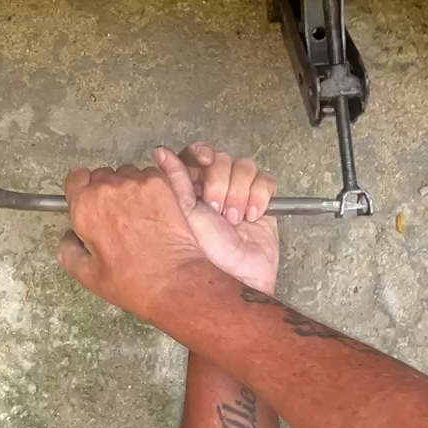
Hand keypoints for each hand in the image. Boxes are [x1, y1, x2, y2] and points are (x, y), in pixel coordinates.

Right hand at [58, 164, 214, 322]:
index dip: (81, 189)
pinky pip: (148, 175)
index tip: (87, 200)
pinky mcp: (161, 184)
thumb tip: (68, 237)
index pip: (75, 178)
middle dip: (104, 191)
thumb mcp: (87, 275)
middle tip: (114, 215)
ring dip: (127, 187)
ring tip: (136, 212)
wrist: (173, 280)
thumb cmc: (132, 280)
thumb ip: (68, 251)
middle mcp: (108, 188)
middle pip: (101, 175)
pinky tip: (153, 208)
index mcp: (85, 206)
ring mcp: (136, 183)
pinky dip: (149, 186)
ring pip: (125, 173)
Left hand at [153, 143, 277, 292]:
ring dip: (239, 192)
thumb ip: (176, 180)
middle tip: (217, 211)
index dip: (202, 152)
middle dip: (220, 183)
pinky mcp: (263, 201)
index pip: (197, 154)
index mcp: (193, 188)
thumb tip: (161, 151)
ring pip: (245, 167)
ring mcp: (240, 194)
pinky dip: (259, 196)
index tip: (203, 162)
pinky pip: (266, 180)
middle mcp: (216, 188)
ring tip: (233, 219)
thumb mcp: (184, 213)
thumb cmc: (205, 253)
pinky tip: (252, 217)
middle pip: (223, 158)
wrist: (236, 276)